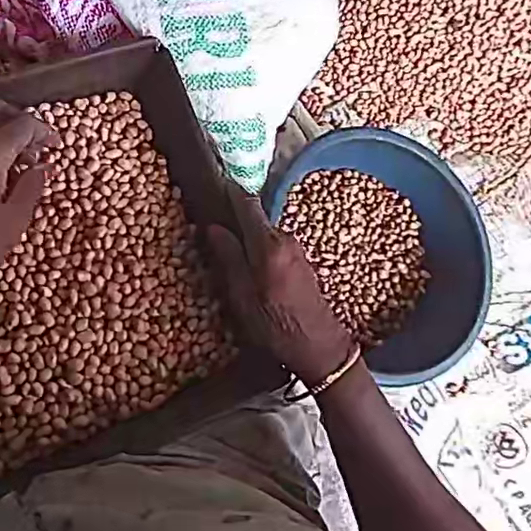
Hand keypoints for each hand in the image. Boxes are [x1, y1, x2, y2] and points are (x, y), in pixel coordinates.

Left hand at [0, 99, 59, 300]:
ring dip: (6, 133)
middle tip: (41, 147)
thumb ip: (32, 185)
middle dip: (23, 122)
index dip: (45, 132)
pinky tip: (3, 173)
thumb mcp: (15, 219)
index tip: (57, 148)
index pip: (22, 123)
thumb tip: (43, 166)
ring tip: (25, 163)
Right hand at [205, 190, 354, 381]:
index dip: (229, 192)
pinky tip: (248, 264)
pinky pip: (274, 243)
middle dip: (233, 218)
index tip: (213, 183)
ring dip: (246, 235)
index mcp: (269, 245)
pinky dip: (258, 246)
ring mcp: (297, 248)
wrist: (320, 347)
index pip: (246, 204)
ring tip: (225, 248)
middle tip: (210, 226)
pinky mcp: (301, 259)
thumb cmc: (276, 327)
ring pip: (264, 232)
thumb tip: (213, 227)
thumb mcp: (243, 297)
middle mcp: (286, 238)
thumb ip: (229, 259)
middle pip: (254, 217)